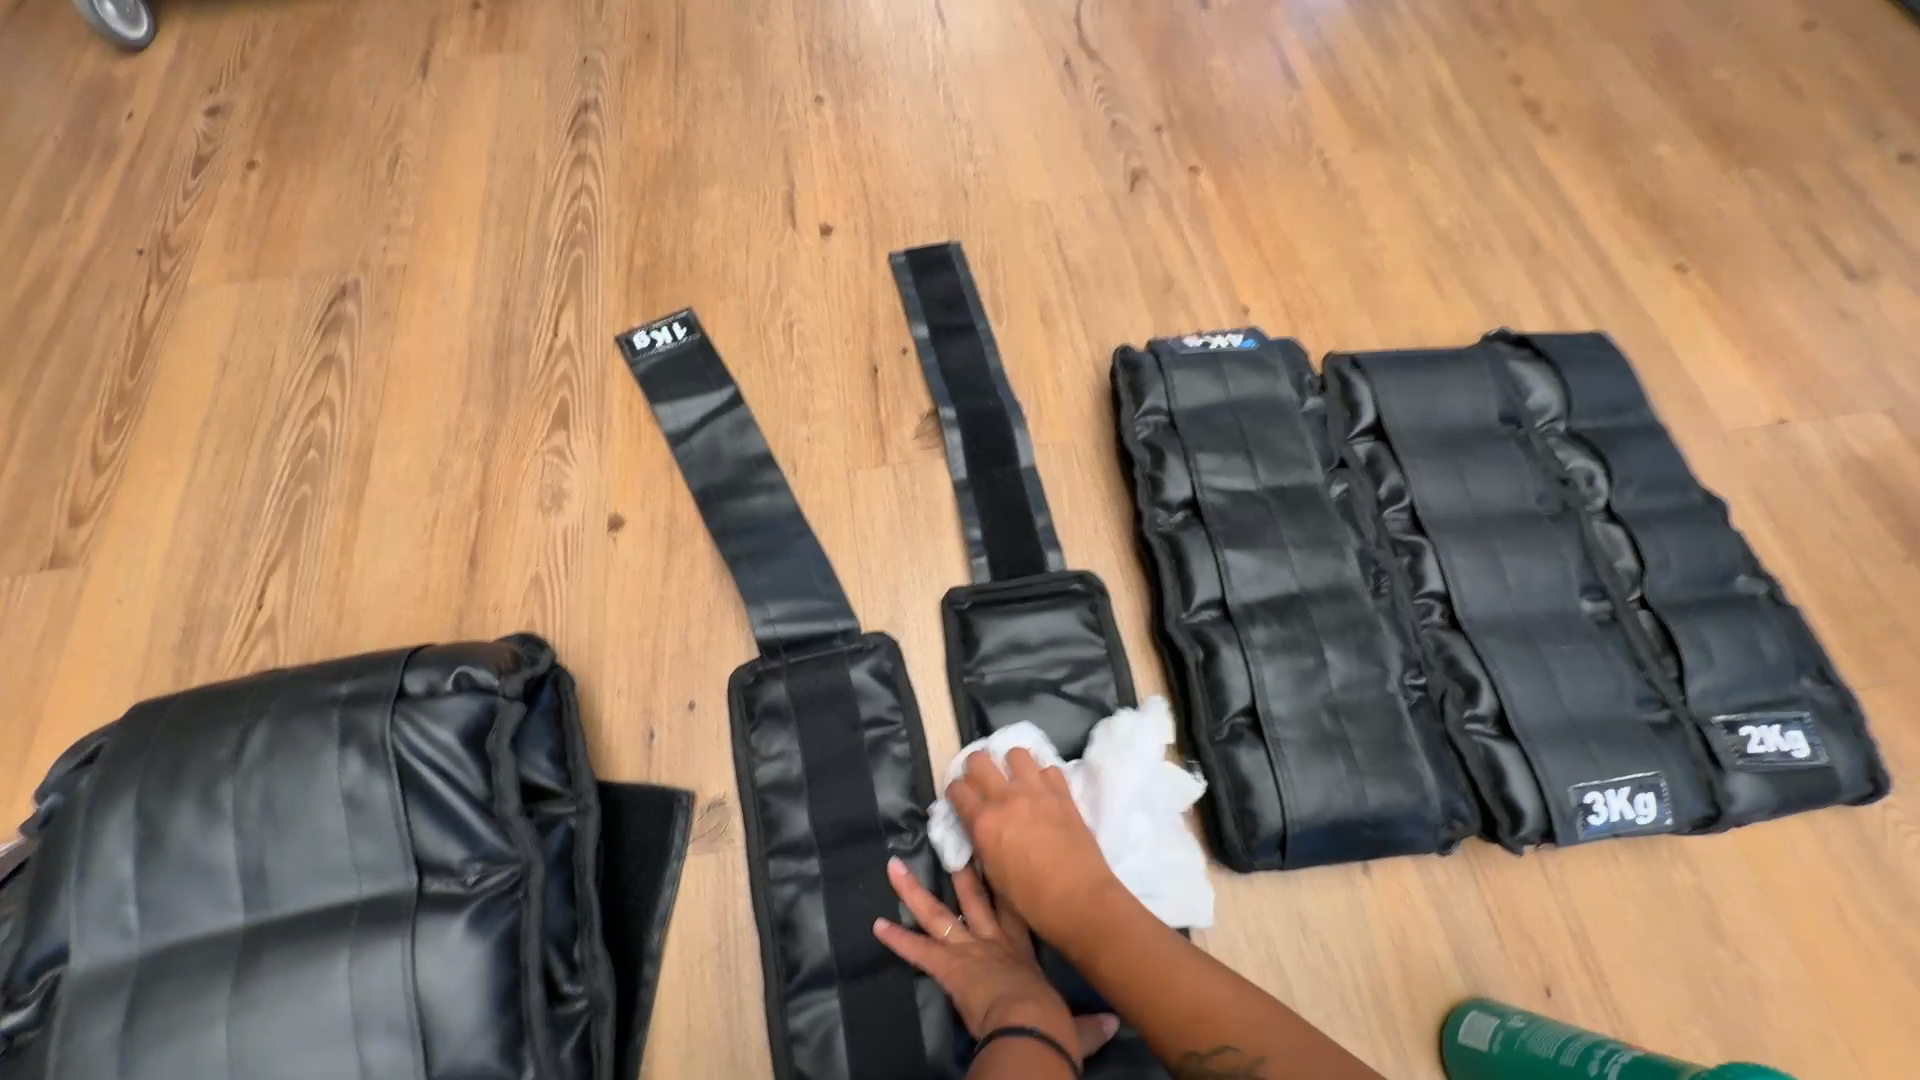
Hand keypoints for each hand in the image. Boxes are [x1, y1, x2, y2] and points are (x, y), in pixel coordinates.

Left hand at [872, 858, 1117, 1058]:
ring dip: (913, 891)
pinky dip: (897, 940)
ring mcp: (969, 949)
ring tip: (893, 866)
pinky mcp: (949, 966)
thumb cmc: (1052, 1022)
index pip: (1012, 906)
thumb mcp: (1076, 1025)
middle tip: (949, 840)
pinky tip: (877, 926)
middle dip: (961, 869)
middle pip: (973, 897)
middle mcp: (993, 940)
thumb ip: (1091, 1024)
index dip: (1003, 882)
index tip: (995, 852)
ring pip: (937, 913)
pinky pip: (918, 951)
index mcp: (1022, 949)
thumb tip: (1114, 1024)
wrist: (1032, 1023)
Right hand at [946, 748, 1124, 945]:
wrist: (1078, 899)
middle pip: (979, 760)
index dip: (955, 791)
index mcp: (983, 822)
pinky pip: (1049, 768)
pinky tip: (1044, 790)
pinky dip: (1044, 776)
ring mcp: (1036, 791)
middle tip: (983, 780)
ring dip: (1012, 764)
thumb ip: (982, 844)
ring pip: (1016, 753)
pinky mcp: (1062, 793)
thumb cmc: (1030, 900)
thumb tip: (980, 829)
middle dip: (976, 766)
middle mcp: (1006, 798)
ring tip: (1016, 778)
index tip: (961, 797)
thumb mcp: (993, 875)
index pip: (957, 789)